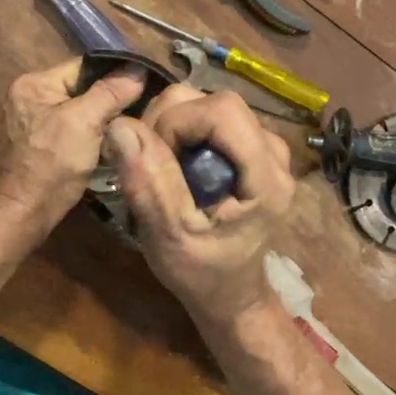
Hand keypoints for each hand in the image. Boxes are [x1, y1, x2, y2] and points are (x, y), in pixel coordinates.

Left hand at [0, 59, 144, 235]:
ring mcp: (33, 121)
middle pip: (82, 87)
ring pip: (80, 108)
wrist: (28, 213)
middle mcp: (28, 96)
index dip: (116, 72)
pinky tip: (112, 139)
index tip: (147, 81)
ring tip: (134, 121)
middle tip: (145, 104)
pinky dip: (93, 131)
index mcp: (33, 83)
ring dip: (104, 116)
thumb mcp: (85, 123)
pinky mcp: (40, 142)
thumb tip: (138, 69)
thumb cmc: (53, 165)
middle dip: (111, 97)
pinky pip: (74, 127)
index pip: (83, 66)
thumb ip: (111, 92)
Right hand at [106, 86, 295, 322]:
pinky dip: (182, 133)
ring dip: (171, 127)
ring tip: (158, 168)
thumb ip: (151, 184)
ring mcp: (265, 148)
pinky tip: (173, 167)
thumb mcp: (170, 238)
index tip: (153, 160)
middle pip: (215, 101)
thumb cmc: (202, 275)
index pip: (222, 111)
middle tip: (148, 163)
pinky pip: (210, 120)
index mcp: (267, 177)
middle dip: (170, 122)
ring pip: (209, 104)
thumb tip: (120, 126)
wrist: (229, 293)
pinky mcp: (249, 148)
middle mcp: (275, 153)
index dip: (176, 123)